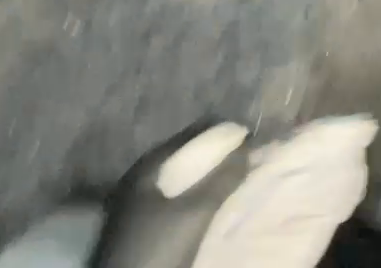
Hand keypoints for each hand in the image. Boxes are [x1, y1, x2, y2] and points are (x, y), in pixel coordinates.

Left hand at [90, 121, 250, 267]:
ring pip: (177, 184)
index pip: (188, 136)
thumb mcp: (194, 213)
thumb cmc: (155, 249)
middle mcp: (136, 182)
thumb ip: (222, 179)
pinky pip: (171, 204)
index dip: (218, 132)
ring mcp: (133, 208)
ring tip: (231, 181)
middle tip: (243, 158)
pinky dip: (192, 200)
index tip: (245, 136)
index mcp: (145, 168)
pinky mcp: (136, 232)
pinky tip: (207, 209)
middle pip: (181, 159)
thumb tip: (247, 148)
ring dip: (203, 181)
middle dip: (212, 157)